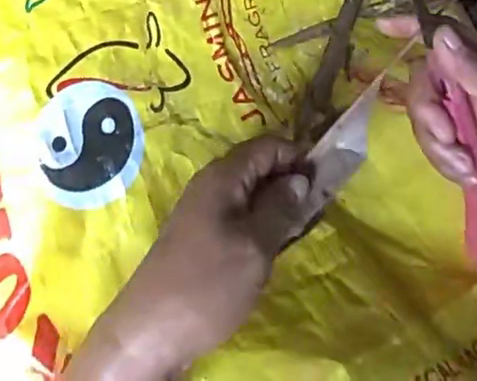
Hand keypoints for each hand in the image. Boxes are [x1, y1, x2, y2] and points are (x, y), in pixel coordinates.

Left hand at [67, 135, 310, 379]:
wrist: (150, 331)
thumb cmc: (206, 284)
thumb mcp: (254, 247)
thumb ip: (280, 208)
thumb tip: (299, 178)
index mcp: (223, 176)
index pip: (267, 146)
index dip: (297, 156)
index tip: (325, 179)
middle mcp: (212, 183)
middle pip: (258, 166)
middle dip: (290, 180)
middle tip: (320, 206)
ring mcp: (204, 209)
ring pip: (249, 192)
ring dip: (277, 204)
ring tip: (303, 226)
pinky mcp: (201, 235)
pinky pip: (239, 214)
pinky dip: (261, 222)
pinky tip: (275, 244)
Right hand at [378, 17, 476, 245]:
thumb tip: (439, 32)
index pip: (447, 34)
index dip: (414, 27)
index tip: (381, 27)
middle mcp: (475, 86)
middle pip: (425, 76)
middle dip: (428, 108)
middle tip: (448, 136)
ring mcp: (465, 117)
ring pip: (423, 110)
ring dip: (437, 140)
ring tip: (466, 165)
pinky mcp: (458, 146)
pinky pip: (429, 140)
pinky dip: (442, 159)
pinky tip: (468, 176)